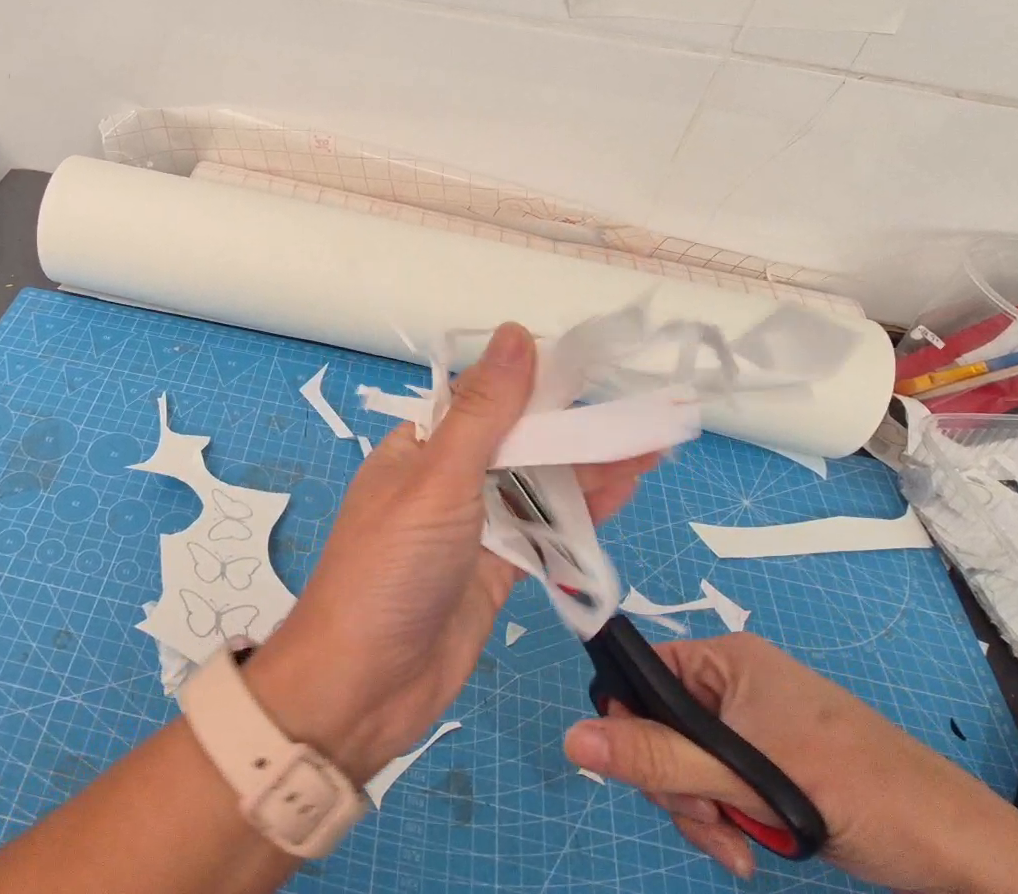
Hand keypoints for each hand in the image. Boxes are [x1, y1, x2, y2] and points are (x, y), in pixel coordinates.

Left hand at [245, 321, 657, 782]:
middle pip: (518, 444)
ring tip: (652, 446)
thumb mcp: (437, 479)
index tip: (597, 367)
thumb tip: (515, 332)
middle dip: (576, 429)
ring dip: (589, 469)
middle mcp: (444, 483)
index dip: (537, 384)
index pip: (484, 401)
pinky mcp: (494, 573)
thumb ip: (484, 412)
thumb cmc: (391, 569)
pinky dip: (580, 514)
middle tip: (645, 414)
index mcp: (417, 450)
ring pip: (536, 489)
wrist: (365, 685)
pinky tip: (622, 492)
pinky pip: (543, 533)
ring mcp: (470, 530)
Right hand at [563, 634, 1017, 892]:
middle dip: (677, 784)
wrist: (964, 854)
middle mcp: (736, 683)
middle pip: (661, 727)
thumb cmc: (859, 794)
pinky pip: (719, 782)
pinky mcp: (772, 761)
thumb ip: (657, 757)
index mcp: (727, 660)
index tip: (651, 777)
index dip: (631, 726)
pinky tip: (751, 849)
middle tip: (713, 823)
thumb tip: (573, 738)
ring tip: (741, 847)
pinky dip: (726, 817)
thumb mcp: (747, 780)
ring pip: (688, 762)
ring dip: (702, 810)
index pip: (642, 676)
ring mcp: (755, 723)